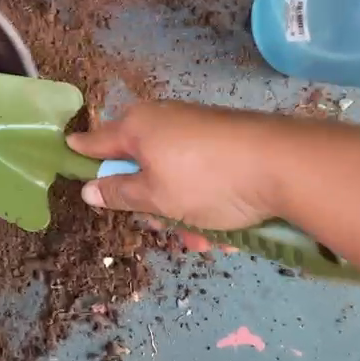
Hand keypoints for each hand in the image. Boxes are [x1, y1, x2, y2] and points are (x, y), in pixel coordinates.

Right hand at [66, 101, 349, 229]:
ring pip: (175, 171)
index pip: (94, 141)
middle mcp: (162, 119)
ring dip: (182, 206)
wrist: (290, 165)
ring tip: (204, 241)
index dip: (81, 156)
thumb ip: (119, 194)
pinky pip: (205, 171)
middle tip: (159, 226)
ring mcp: (198, 127)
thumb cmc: (206, 180)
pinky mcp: (231, 138)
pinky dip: (208, 197)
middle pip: (139, 160)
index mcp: (135, 127)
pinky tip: (228, 229)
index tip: (69, 162)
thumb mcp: (156, 197)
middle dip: (146, 197)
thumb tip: (88, 190)